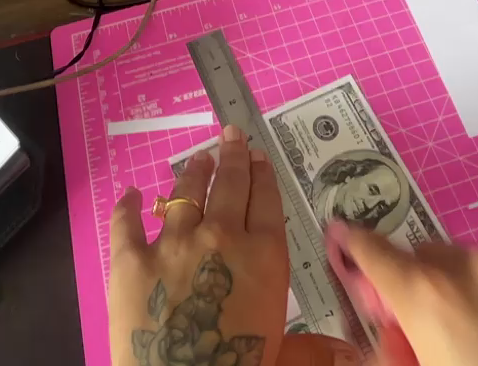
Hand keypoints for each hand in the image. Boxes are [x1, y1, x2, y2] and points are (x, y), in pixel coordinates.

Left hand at [110, 125, 353, 365]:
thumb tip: (351, 355)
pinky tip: (130, 193)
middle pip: (229, 186)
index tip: (259, 156)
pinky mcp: (130, 261)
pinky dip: (128, 206)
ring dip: (193, 173)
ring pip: (185, 194)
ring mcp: (172, 244)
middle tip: (231, 134)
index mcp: (262, 257)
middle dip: (233, 157)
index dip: (263, 176)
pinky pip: (126, 224)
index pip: (266, 202)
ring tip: (198, 158)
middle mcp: (220, 237)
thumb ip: (313, 351)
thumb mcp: (285, 361)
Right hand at [337, 227, 477, 365]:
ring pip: (460, 268)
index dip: (351, 244)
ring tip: (467, 346)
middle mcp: (466, 268)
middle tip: (415, 335)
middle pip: (418, 259)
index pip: (373, 252)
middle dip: (409, 287)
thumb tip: (391, 336)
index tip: (338, 235)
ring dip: (450, 294)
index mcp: (428, 294)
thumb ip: (399, 350)